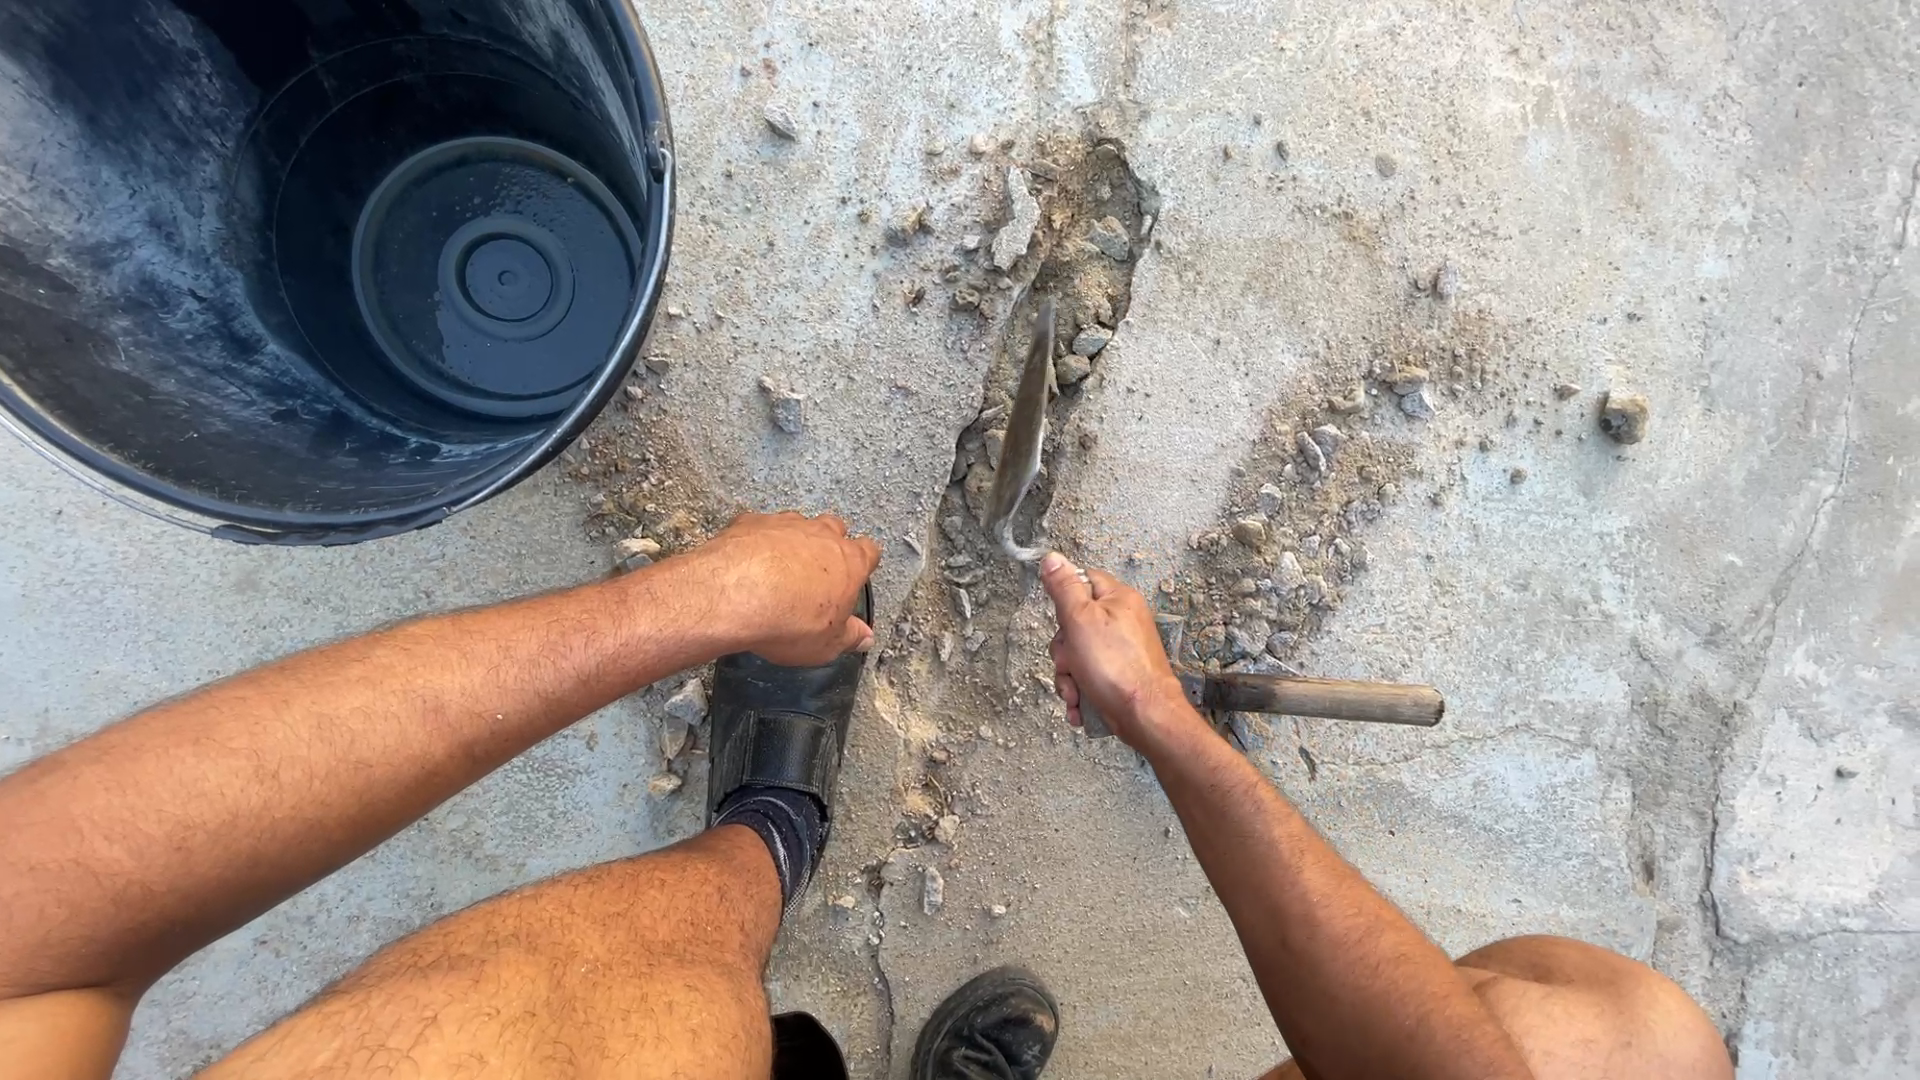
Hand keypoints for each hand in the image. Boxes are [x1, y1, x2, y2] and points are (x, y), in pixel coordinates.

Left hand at [683, 512, 880, 664]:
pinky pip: (760, 526)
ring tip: (780, 566)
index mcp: (849, 563)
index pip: (869, 552)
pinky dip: (758, 540)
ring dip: (793, 540)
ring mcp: (787, 525)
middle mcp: (822, 536)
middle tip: (818, 570)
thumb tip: (863, 637)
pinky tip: (749, 561)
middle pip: (835, 528)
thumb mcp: (826, 644)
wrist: (736, 597)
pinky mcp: (753, 522)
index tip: (857, 571)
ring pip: (798, 523)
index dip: (863, 561)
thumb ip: (849, 637)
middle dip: (829, 544)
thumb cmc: (788, 619)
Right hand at [1039, 552, 1196, 749]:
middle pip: (1073, 624)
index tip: (1063, 621)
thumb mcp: (1080, 620)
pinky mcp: (1117, 675)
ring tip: (1077, 691)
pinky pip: (1087, 676)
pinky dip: (1080, 692)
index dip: (1065, 600)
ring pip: (1076, 655)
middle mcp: (1122, 622)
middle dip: (1064, 651)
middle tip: (1072, 661)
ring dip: (1069, 677)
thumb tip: (1052, 558)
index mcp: (1118, 599)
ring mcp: (1120, 650)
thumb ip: (1064, 588)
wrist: (1145, 717)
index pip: (1082, 581)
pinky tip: (1081, 705)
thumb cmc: (1118, 669)